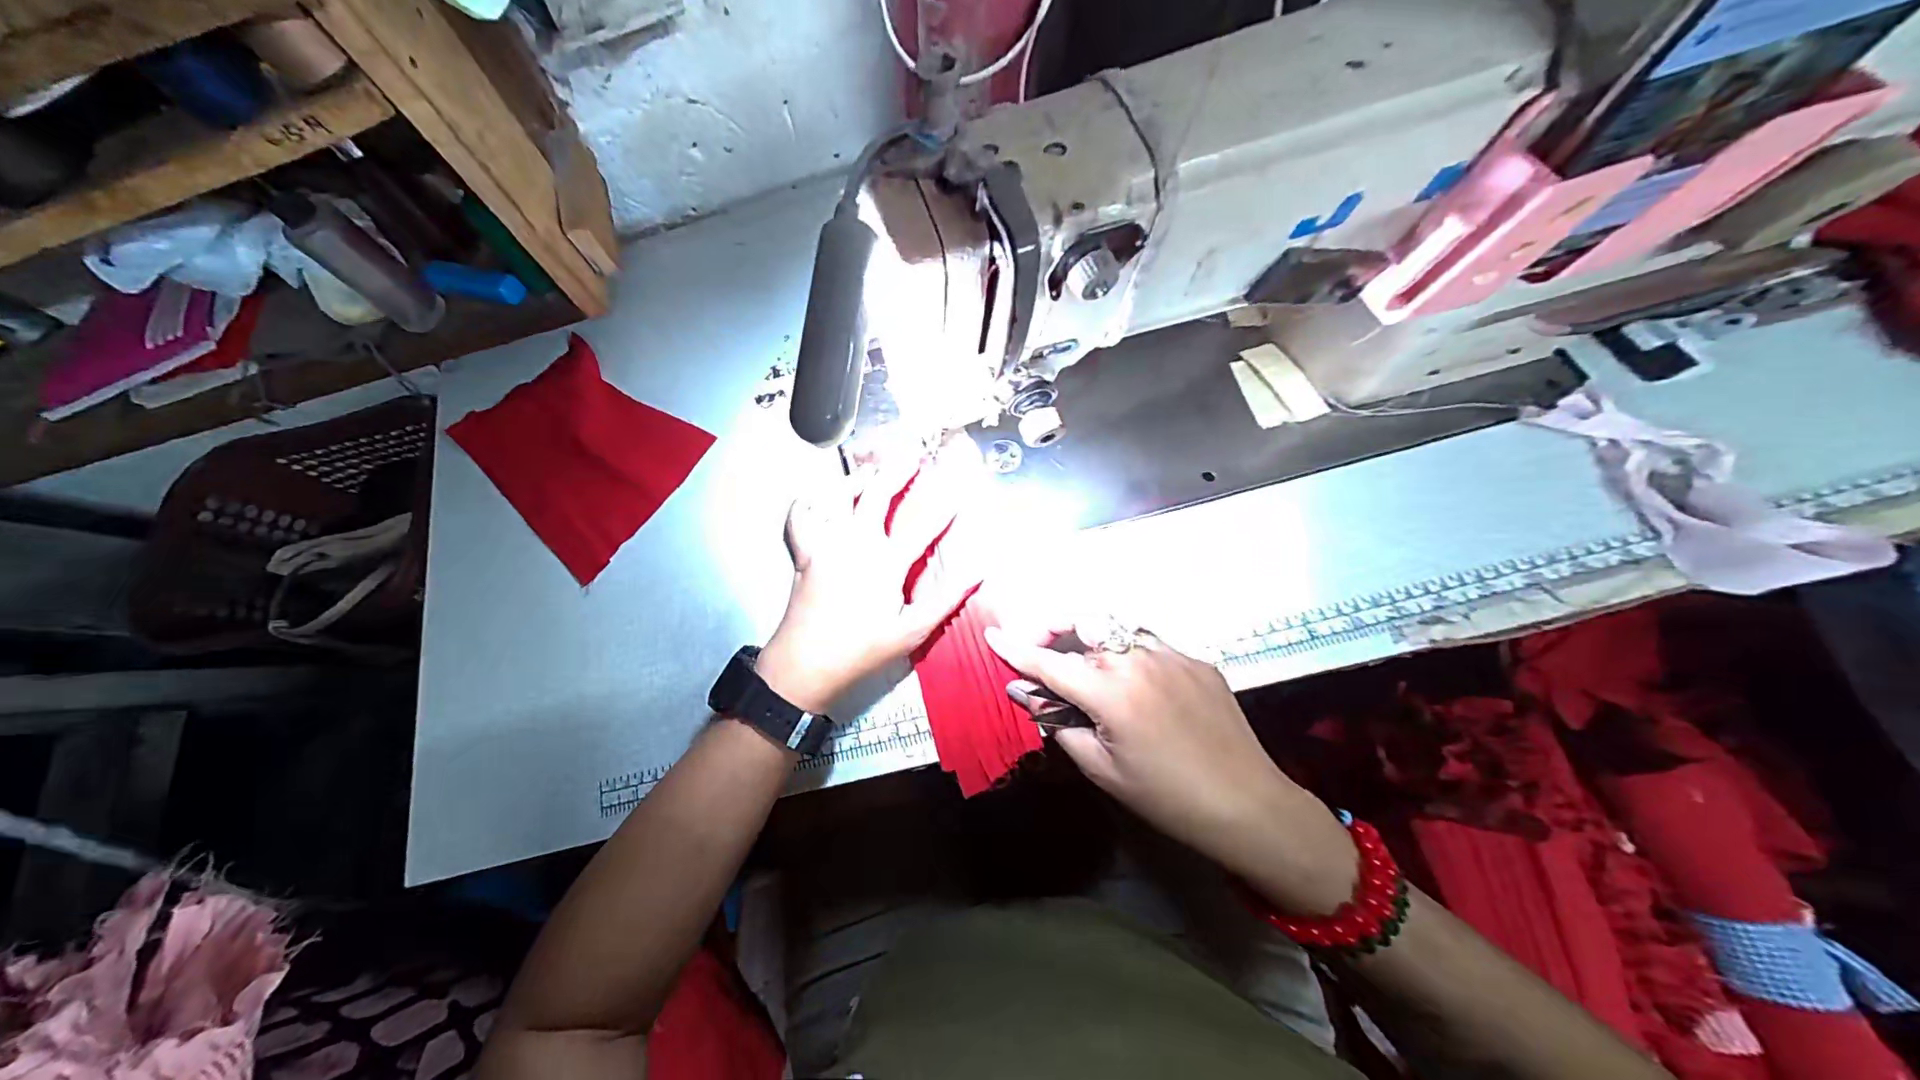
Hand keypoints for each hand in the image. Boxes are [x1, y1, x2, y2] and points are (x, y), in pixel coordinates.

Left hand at [756, 449, 979, 716]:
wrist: (804, 664)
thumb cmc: (860, 650)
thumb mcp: (913, 630)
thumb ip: (947, 598)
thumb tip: (977, 572)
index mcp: (885, 563)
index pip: (923, 525)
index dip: (945, 505)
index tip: (959, 489)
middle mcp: (854, 544)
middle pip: (877, 493)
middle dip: (898, 469)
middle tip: (912, 454)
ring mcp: (825, 545)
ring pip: (837, 495)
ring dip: (855, 477)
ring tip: (870, 469)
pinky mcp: (804, 553)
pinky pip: (800, 517)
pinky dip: (809, 502)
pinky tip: (819, 497)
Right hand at [985, 624, 1357, 914]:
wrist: (1246, 803)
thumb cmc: (1165, 797)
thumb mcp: (1102, 768)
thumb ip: (1060, 725)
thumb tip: (1029, 694)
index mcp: (1111, 692)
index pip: (1050, 662)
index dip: (1017, 648)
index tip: (994, 633)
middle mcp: (1138, 661)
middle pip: (1082, 632)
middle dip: (1053, 633)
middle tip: (1039, 647)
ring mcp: (1172, 655)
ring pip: (1117, 631)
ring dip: (1092, 640)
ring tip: (1085, 664)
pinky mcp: (1197, 661)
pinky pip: (1151, 644)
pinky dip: (1129, 653)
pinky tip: (1133, 680)